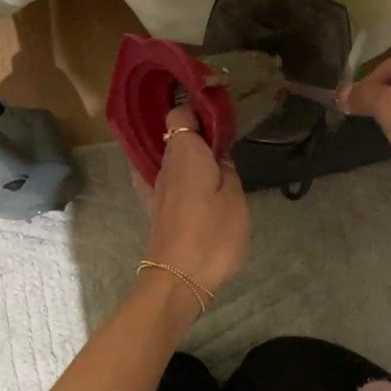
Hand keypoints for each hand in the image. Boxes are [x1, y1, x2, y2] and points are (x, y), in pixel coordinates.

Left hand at [135, 104, 249, 301]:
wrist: (179, 279)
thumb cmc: (212, 234)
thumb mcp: (235, 198)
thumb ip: (228, 170)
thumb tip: (219, 156)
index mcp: (184, 152)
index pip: (180, 114)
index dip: (197, 110)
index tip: (219, 116)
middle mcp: (164, 165)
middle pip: (175, 136)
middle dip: (197, 134)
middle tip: (225, 144)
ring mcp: (155, 188)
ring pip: (170, 159)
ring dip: (189, 158)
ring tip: (215, 167)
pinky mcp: (155, 210)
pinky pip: (162, 182)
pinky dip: (174, 178)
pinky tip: (187, 185)